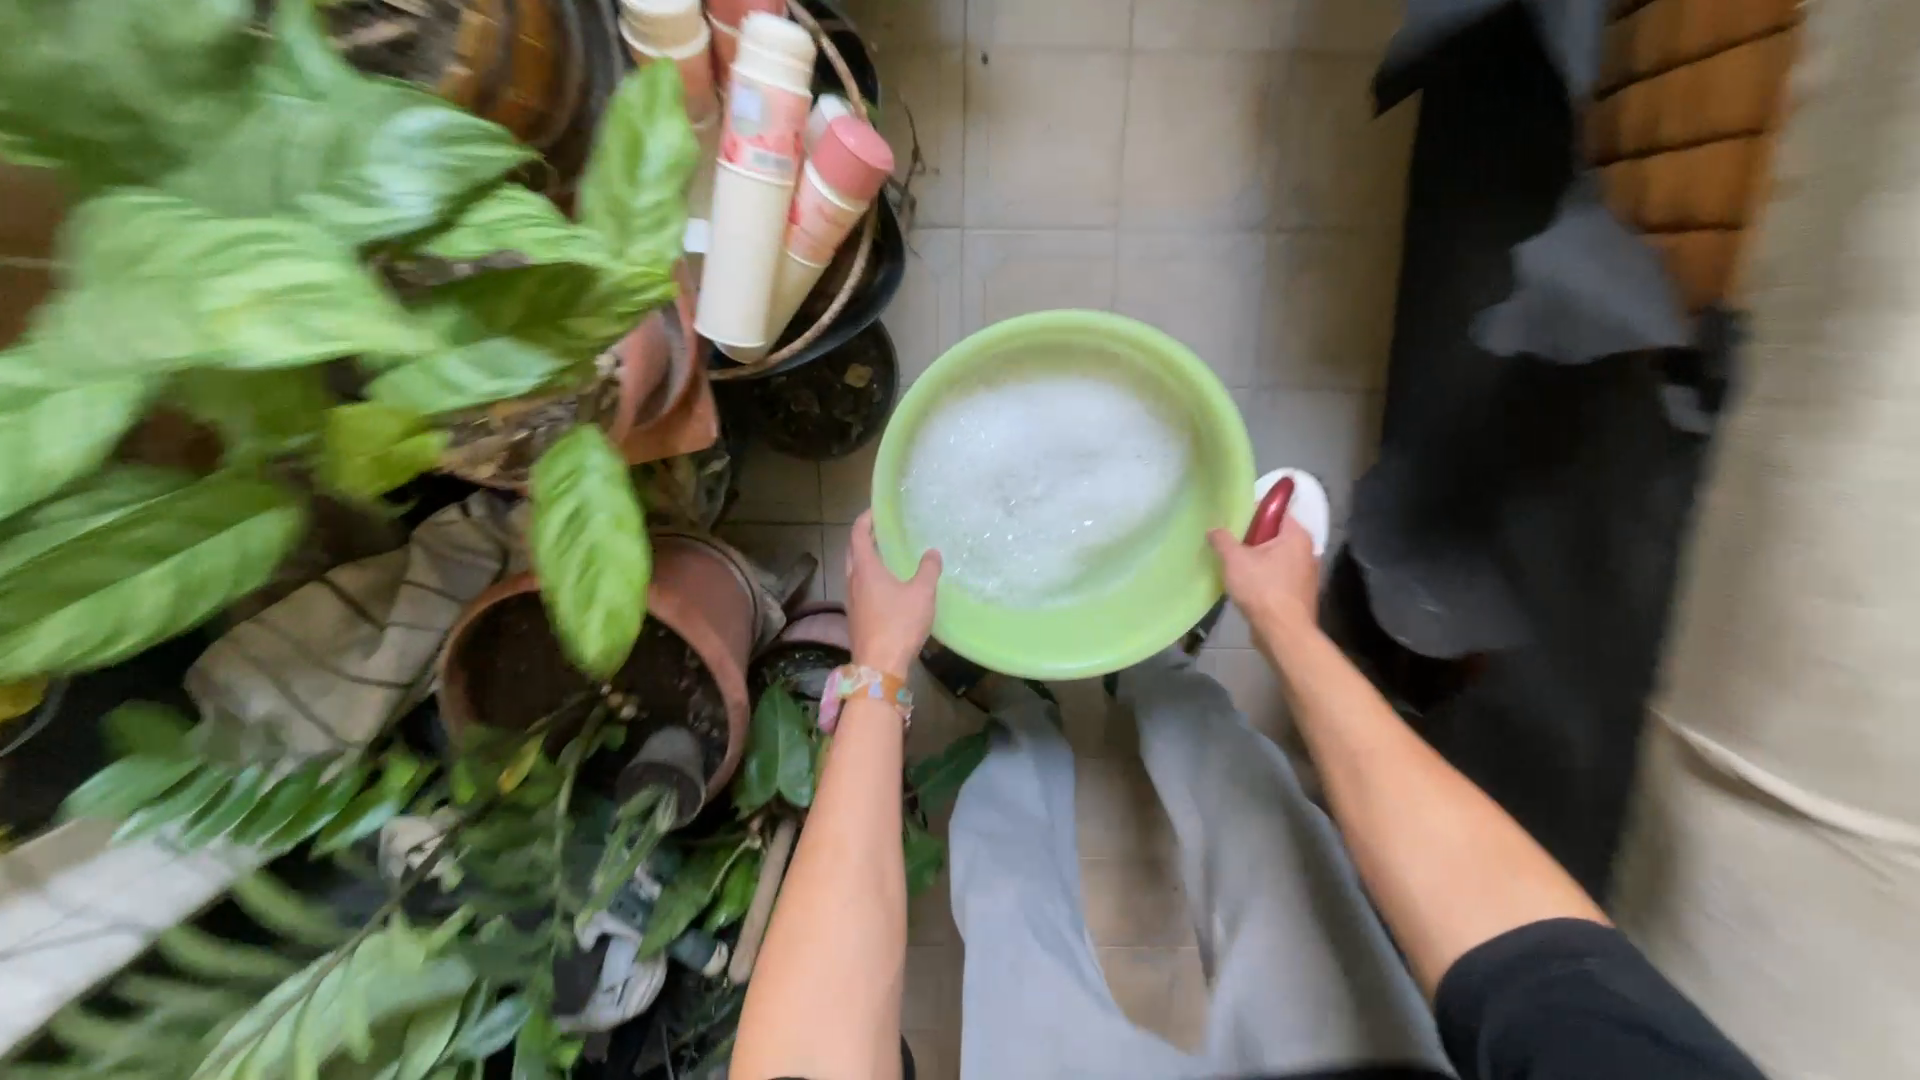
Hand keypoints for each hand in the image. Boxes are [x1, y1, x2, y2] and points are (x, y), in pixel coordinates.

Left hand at [844, 511, 940, 674]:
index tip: (875, 511)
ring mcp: (852, 601)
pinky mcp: (856, 618)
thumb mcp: (922, 593)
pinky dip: (869, 579)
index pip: (857, 535)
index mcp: (865, 569)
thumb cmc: (899, 623)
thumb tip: (932, 553)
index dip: (864, 520)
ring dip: (865, 560)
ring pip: (854, 572)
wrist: (879, 665)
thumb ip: (928, 569)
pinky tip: (886, 588)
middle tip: (880, 531)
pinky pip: (860, 589)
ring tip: (886, 557)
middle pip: (852, 552)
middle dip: (862, 539)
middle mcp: (853, 581)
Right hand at [1207, 517, 1319, 642]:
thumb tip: (1214, 529)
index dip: (1253, 513)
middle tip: (1229, 544)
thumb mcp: (1235, 560)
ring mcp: (1306, 575)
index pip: (1276, 512)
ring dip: (1257, 560)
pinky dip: (1264, 577)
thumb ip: (1222, 540)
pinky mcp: (1300, 594)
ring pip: (1276, 558)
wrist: (1283, 632)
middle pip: (1275, 536)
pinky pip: (1279, 577)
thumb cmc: (1262, 589)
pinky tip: (1246, 585)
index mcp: (1296, 536)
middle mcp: (1307, 551)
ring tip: (1234, 566)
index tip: (1234, 521)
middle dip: (1252, 539)